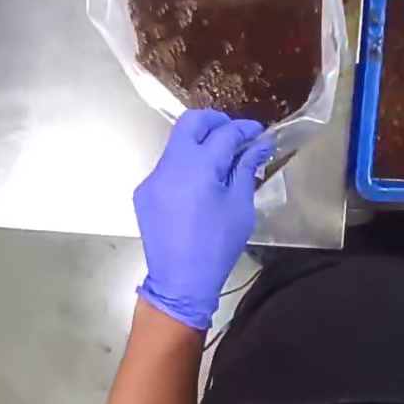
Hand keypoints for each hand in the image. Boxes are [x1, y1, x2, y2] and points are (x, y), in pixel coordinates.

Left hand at [133, 110, 275, 330]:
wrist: (180, 281)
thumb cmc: (218, 246)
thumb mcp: (240, 207)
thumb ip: (246, 170)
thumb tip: (258, 146)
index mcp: (199, 167)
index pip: (224, 133)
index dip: (244, 130)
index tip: (259, 133)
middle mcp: (171, 164)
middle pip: (191, 123)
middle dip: (215, 122)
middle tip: (234, 134)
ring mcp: (153, 177)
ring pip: (177, 145)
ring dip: (199, 145)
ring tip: (220, 162)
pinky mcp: (144, 192)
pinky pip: (167, 168)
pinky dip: (186, 168)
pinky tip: (199, 188)